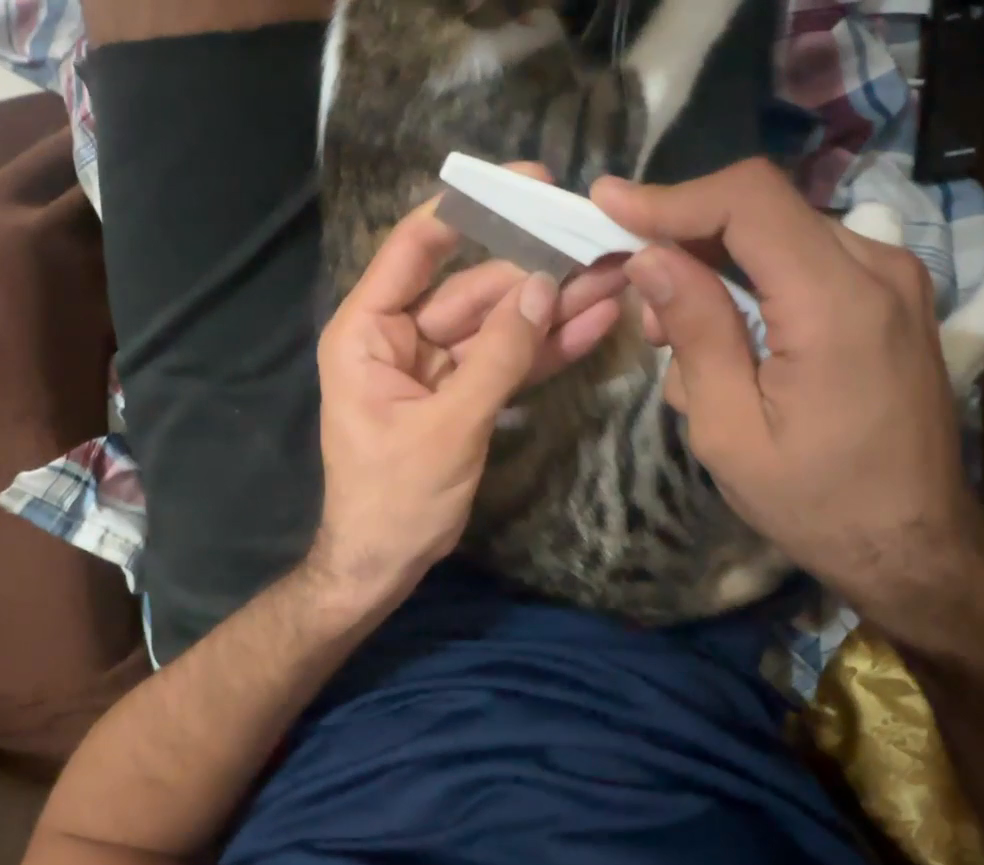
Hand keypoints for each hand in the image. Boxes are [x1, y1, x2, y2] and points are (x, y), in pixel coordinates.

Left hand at [311, 197, 625, 604]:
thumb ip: (498, 356)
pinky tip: (595, 323)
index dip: (471, 210)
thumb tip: (544, 286)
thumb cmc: (395, 497)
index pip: (416, 249)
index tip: (530, 181)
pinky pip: (503, 362)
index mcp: (367, 334)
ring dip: (550, 308)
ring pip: (496, 325)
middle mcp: (396, 340)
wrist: (382, 563)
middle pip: (471, 287)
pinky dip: (542, 349)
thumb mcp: (448, 426)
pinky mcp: (458, 396)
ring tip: (616, 277)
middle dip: (534, 271)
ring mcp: (431, 368)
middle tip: (600, 243)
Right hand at [591, 160, 979, 620]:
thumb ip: (696, 333)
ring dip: (714, 269)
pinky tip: (728, 342)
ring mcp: (892, 279)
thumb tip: (650, 258)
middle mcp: (876, 268)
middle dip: (684, 242)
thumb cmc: (811, 499)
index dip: (670, 197)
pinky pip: (804, 264)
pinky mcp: (889, 299)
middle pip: (762, 211)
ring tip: (678, 341)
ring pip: (779, 237)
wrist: (909, 539)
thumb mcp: (729, 429)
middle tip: (642, 313)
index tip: (606, 206)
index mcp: (835, 302)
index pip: (748, 202)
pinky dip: (751, 285)